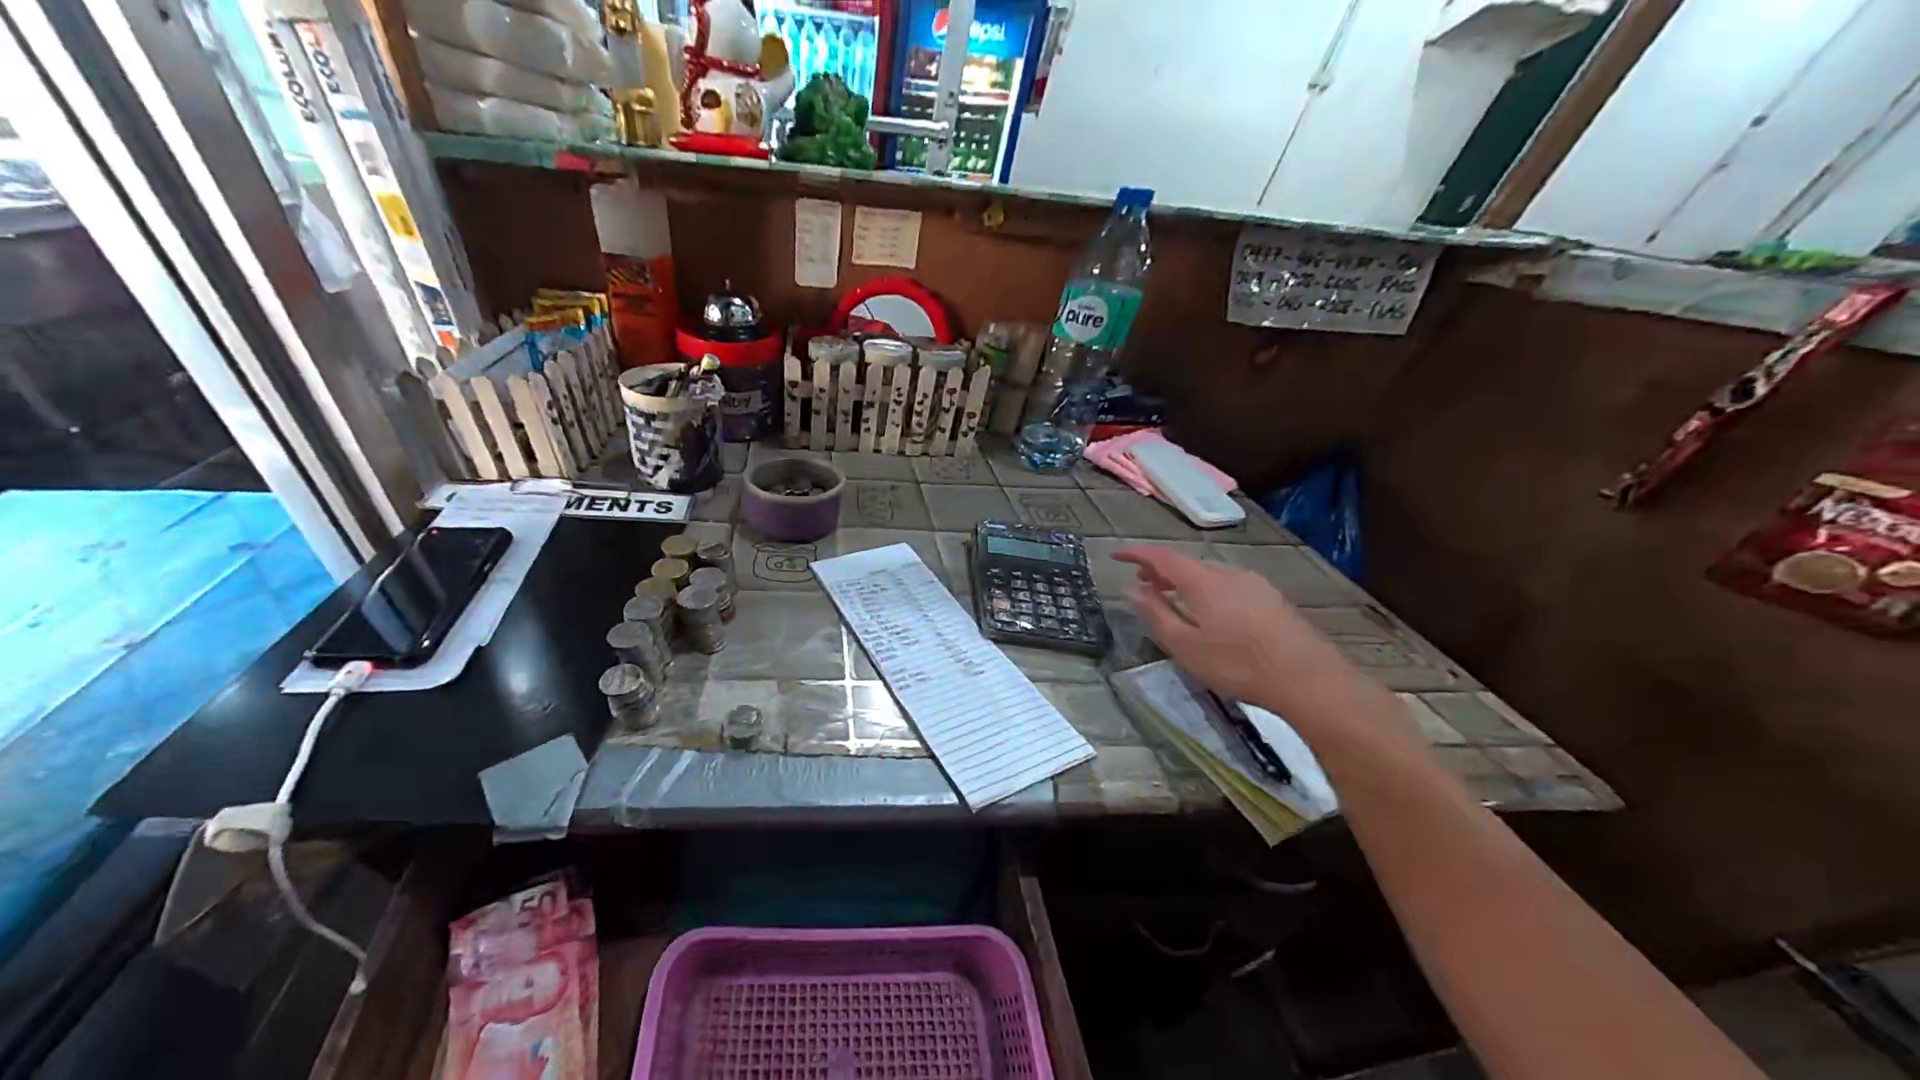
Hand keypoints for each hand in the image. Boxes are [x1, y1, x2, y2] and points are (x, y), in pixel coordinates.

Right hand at [1114, 546, 1358, 717]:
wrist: (1309, 679)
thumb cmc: (1239, 666)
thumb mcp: (1186, 646)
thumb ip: (1157, 614)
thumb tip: (1132, 589)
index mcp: (1204, 582)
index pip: (1163, 557)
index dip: (1137, 554)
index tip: (1116, 555)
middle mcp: (1229, 574)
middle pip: (1188, 564)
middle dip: (1161, 571)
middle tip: (1142, 584)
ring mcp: (1255, 585)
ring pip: (1210, 575)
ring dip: (1185, 582)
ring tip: (1173, 598)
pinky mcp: (1272, 599)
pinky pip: (1229, 585)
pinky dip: (1208, 590)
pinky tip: (1210, 613)